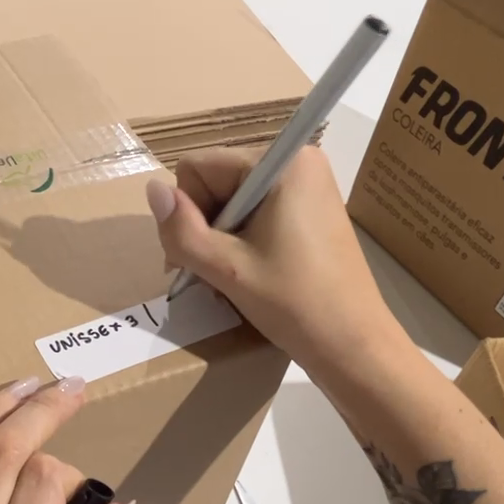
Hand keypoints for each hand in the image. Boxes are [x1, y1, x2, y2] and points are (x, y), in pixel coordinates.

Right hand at [146, 148, 404, 374]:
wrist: (351, 342)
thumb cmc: (293, 303)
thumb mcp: (226, 268)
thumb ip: (182, 230)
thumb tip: (151, 189)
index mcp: (280, 162)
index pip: (199, 167)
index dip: (187, 213)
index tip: (198, 257)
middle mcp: (296, 161)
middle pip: (216, 182)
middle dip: (204, 228)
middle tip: (211, 274)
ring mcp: (306, 187)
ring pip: (232, 203)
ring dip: (220, 242)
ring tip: (230, 280)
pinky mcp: (311, 211)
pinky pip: (256, 215)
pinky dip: (242, 244)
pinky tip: (249, 275)